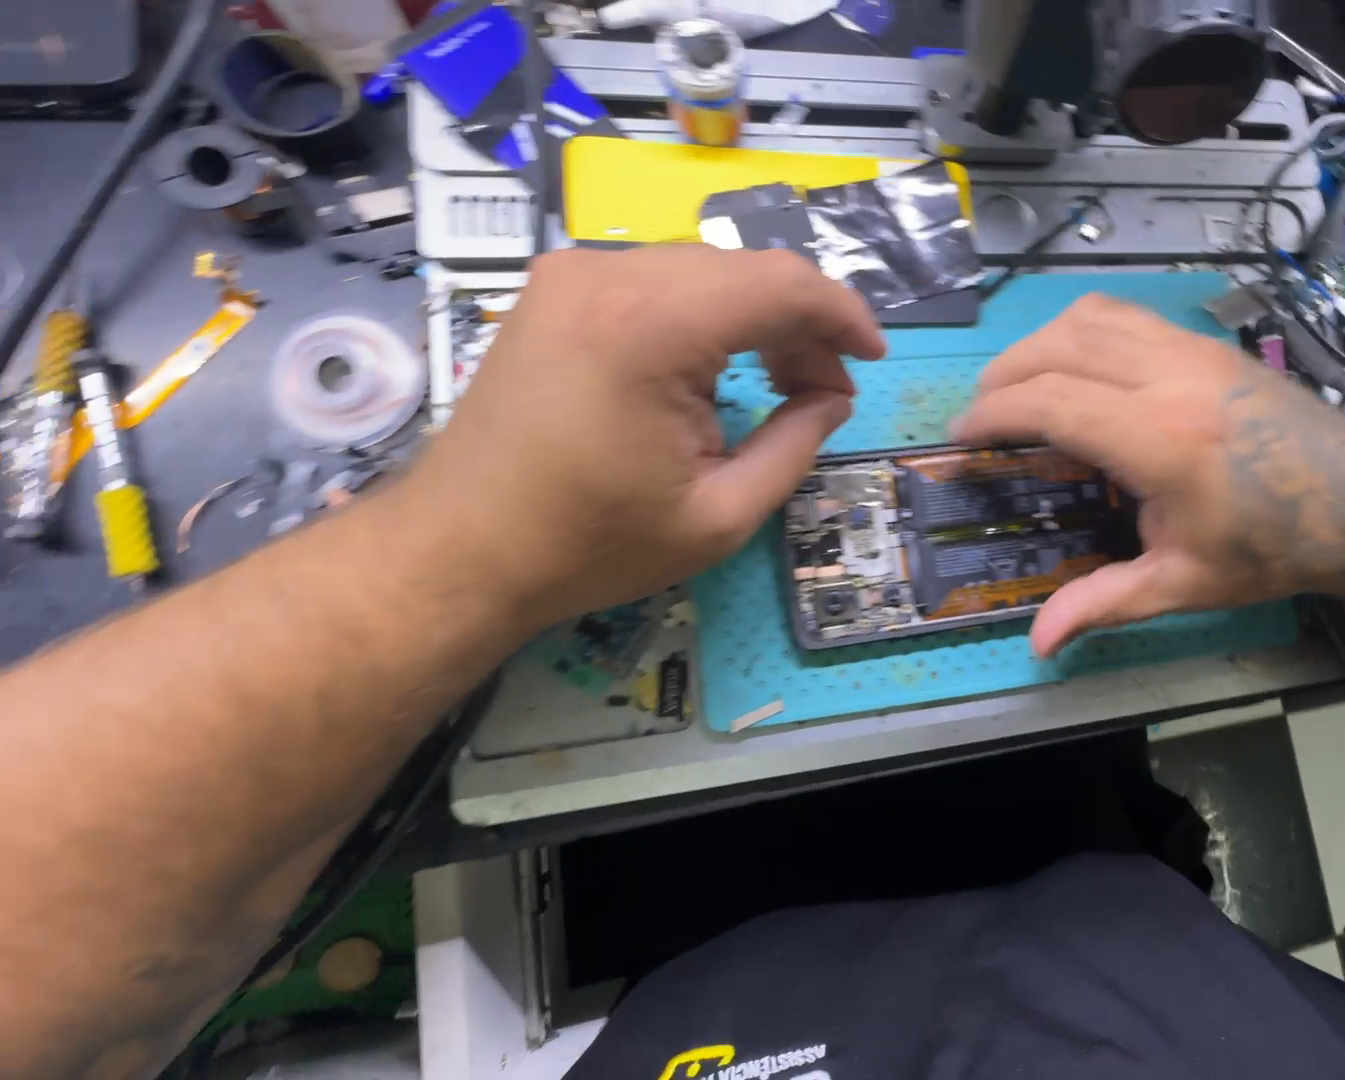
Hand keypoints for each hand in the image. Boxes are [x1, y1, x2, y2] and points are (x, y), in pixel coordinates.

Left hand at [401, 246, 886, 623]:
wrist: (463, 551)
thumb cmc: (594, 545)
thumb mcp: (723, 517)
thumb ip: (796, 445)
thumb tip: (832, 397)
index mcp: (653, 328)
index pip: (781, 283)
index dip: (843, 314)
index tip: (872, 358)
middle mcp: (609, 275)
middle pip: (746, 272)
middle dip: (803, 327)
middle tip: (826, 393)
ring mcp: (573, 274)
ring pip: (707, 273)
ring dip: (758, 321)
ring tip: (780, 386)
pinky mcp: (556, 290)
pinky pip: (661, 282)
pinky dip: (710, 318)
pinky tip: (720, 368)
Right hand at [951, 295, 1344, 655]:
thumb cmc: (1272, 550)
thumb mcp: (1183, 584)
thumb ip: (1103, 604)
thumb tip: (1037, 643)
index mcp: (1163, 441)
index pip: (1052, 402)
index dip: (993, 415)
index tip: (963, 438)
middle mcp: (1174, 379)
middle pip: (1059, 347)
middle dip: (1003, 376)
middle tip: (982, 417)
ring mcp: (1194, 350)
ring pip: (1089, 318)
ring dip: (1038, 345)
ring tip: (1019, 387)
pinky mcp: (1208, 343)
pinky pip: (1124, 315)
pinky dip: (1080, 331)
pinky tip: (1074, 367)